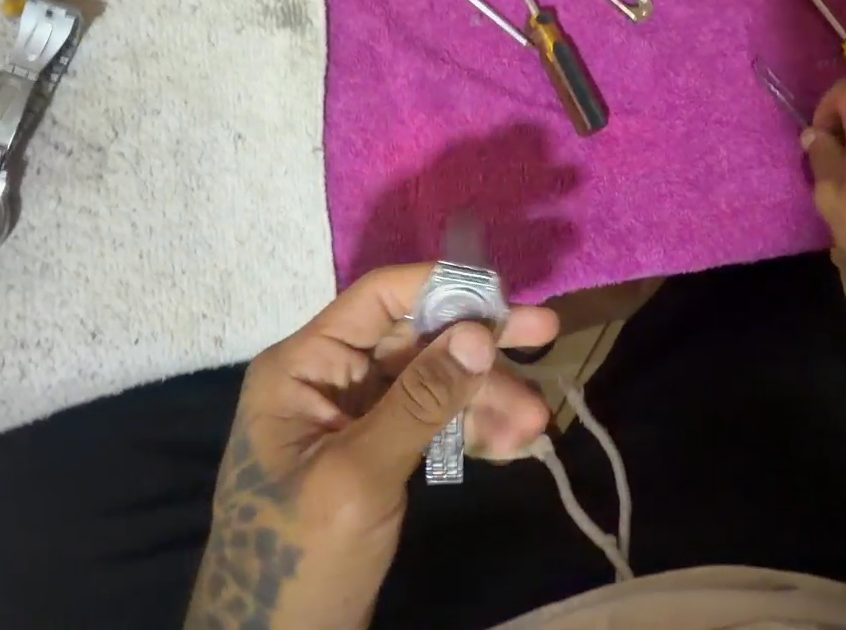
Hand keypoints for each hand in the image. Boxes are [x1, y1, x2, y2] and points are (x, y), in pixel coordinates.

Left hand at [185, 264, 558, 629]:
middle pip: (417, 336)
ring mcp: (357, 414)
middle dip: (481, 344)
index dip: (442, 286)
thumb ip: (421, 399)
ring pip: (434, 379)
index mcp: (306, 365)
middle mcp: (332, 376)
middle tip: (546, 334)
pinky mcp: (380, 449)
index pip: (379, 298)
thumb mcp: (360, 475)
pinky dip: (472, 428)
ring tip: (537, 423)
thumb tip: (480, 331)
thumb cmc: (298, 559)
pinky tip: (514, 444)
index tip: (505, 294)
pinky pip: (434, 419)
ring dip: (486, 395)